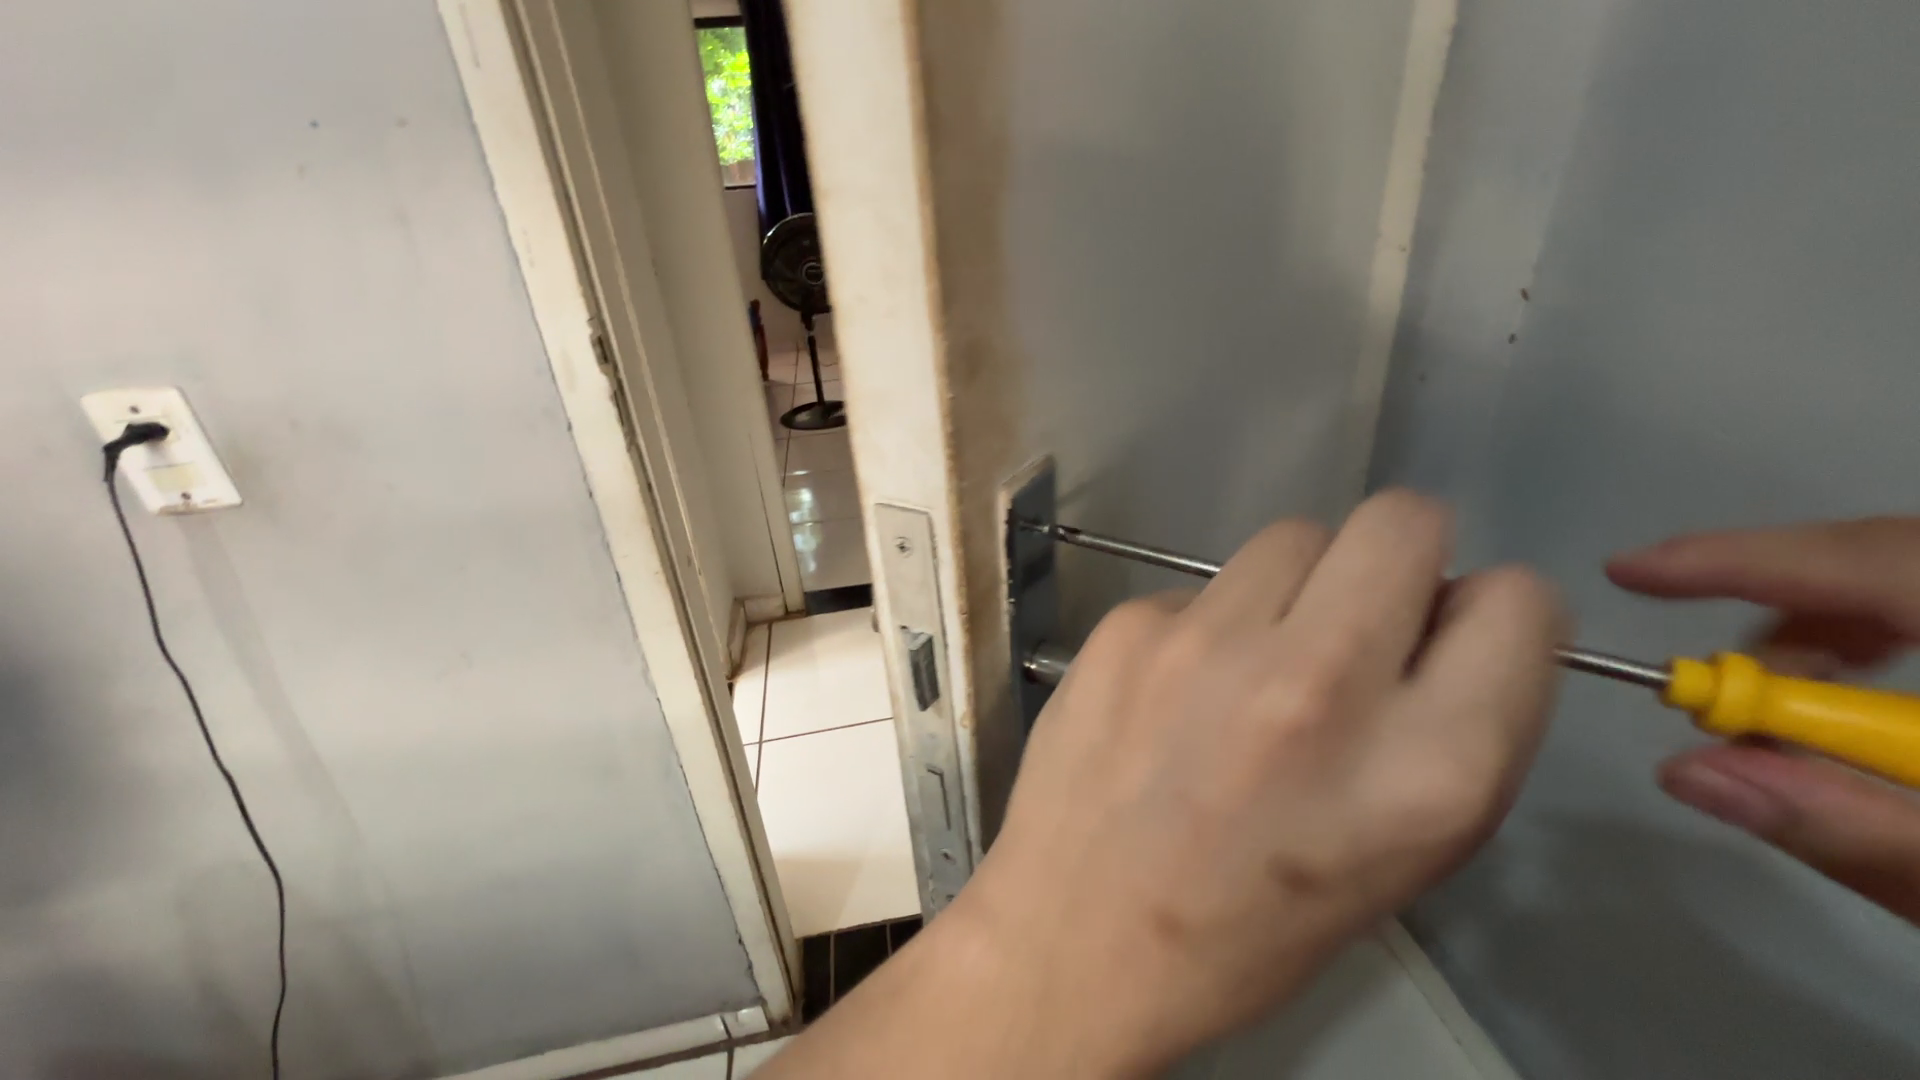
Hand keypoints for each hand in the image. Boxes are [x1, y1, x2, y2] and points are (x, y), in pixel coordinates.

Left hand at [938, 491, 1564, 1074]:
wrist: (1080, 937)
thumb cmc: (1256, 927)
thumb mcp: (1405, 857)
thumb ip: (1455, 730)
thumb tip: (1449, 618)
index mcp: (1427, 767)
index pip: (1518, 603)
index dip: (1488, 616)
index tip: (1444, 638)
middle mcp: (1320, 682)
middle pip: (1402, 522)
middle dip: (1399, 559)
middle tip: (1356, 618)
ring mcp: (1209, 642)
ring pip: (1295, 537)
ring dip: (1298, 584)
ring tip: (1256, 658)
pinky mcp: (1127, 625)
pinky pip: (1201, 586)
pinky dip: (1209, 622)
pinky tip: (1175, 686)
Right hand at [1609, 517, 1919, 922]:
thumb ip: (1866, 834)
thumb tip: (1690, 771)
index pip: (1888, 565)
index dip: (1746, 559)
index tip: (1631, 572)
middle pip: (1901, 563)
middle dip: (1791, 623)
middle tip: (1729, 698)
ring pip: (1919, 583)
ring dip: (1836, 641)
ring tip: (1800, 722)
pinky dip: (1888, 645)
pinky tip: (1877, 707)